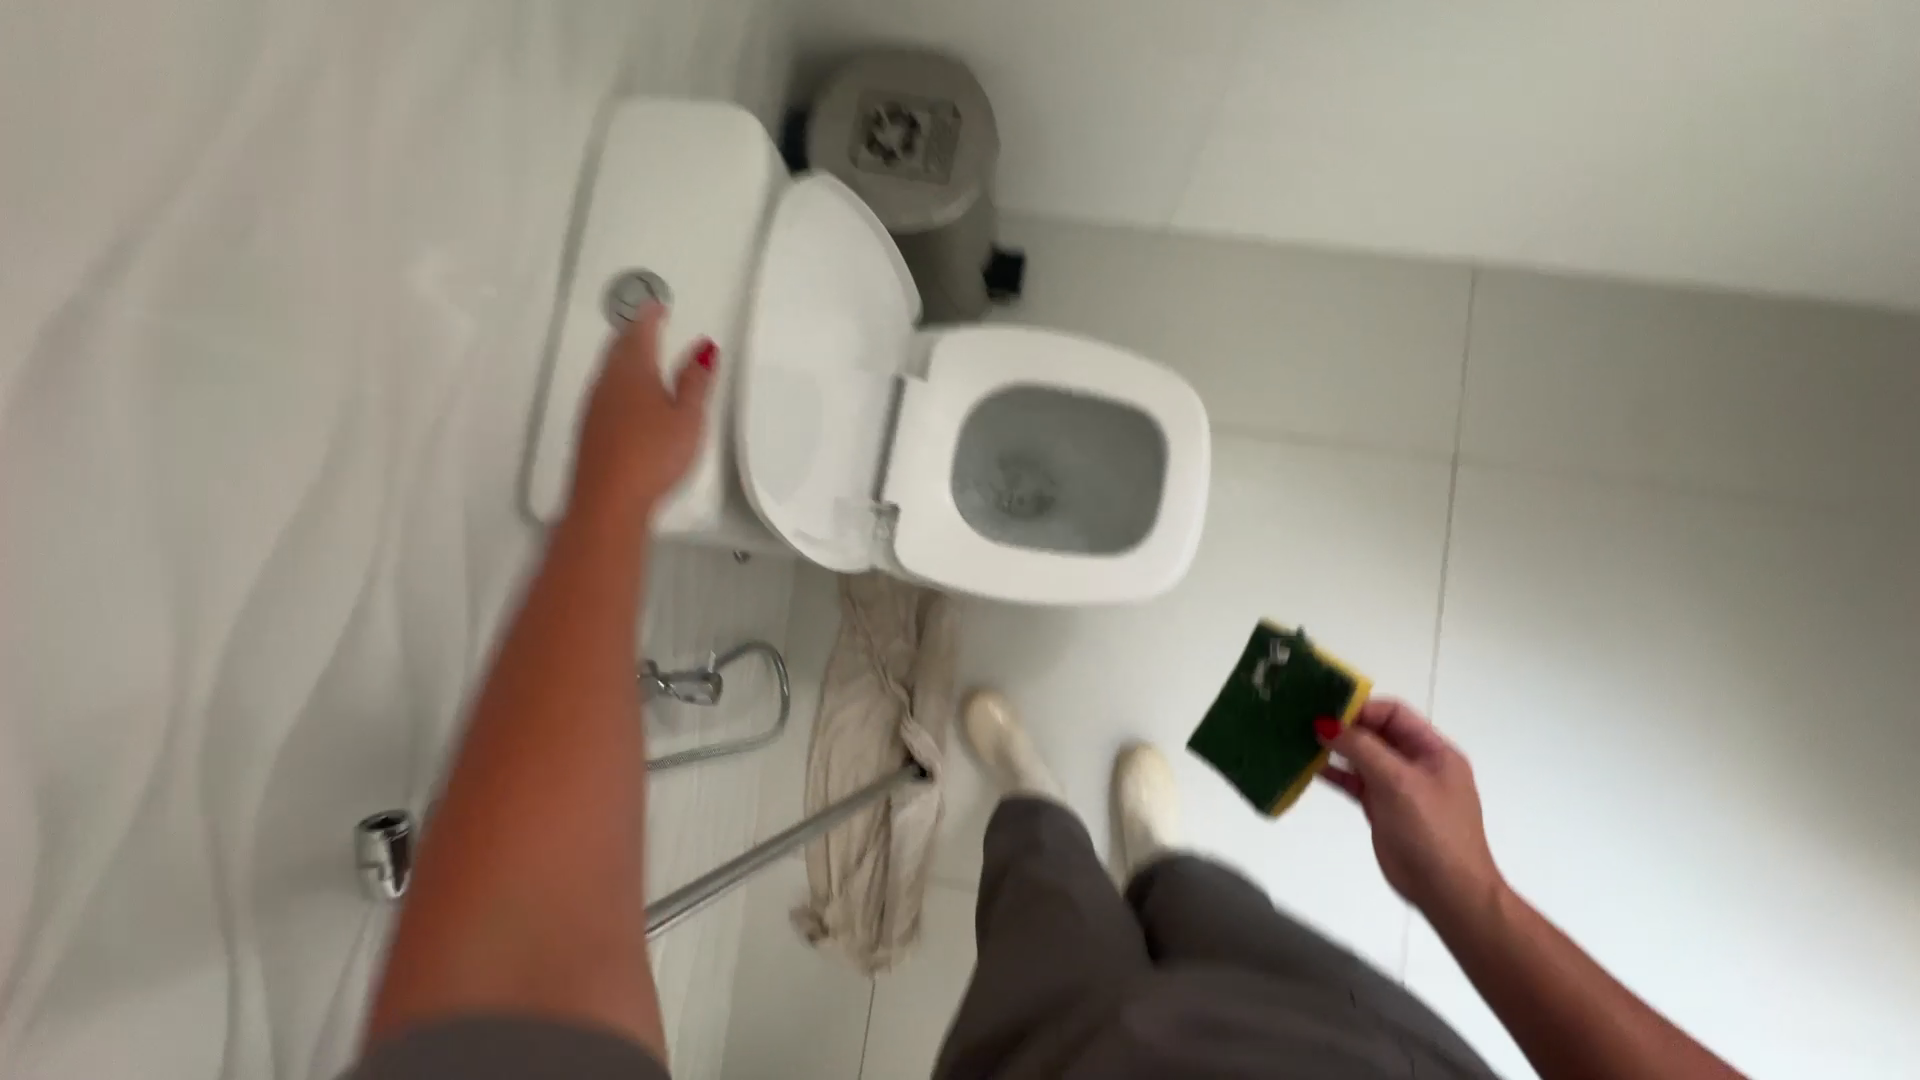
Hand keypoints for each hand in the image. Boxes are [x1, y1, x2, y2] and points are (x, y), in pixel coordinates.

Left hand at [569, 304, 715, 519]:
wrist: (609, 499)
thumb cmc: (654, 454)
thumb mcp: (688, 417)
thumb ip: (695, 381)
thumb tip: (703, 347)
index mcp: (634, 371)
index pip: (641, 332)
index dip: (651, 316)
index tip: (658, 305)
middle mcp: (608, 382)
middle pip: (619, 347)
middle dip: (633, 332)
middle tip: (647, 323)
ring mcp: (594, 406)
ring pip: (609, 369)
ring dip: (624, 356)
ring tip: (640, 353)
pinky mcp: (590, 429)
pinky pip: (605, 391)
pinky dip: (619, 381)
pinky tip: (628, 395)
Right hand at [1318, 699, 1504, 924]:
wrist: (1447, 892)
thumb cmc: (1430, 830)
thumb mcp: (1397, 782)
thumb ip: (1361, 748)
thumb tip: (1324, 724)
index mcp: (1433, 751)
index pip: (1393, 714)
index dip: (1360, 708)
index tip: (1324, 710)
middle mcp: (1415, 763)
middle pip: (1375, 732)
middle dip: (1342, 725)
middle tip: (1304, 720)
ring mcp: (1397, 786)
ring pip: (1361, 756)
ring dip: (1334, 748)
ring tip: (1300, 739)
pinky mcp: (1381, 806)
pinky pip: (1353, 780)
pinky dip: (1333, 773)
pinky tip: (1308, 767)